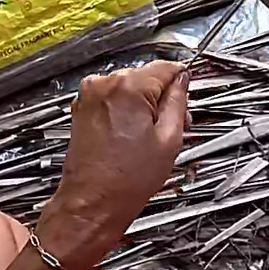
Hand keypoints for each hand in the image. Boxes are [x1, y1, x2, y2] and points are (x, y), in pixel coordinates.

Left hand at [35, 61, 189, 269]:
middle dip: (161, 97)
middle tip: (172, 126)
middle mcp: (104, 84)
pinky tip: (131, 137)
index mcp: (128, 88)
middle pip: (146, 77)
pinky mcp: (82, 108)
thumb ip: (178, 103)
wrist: (92, 202)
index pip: (165, 67)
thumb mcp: (169, 140)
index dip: (181, 81)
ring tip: (149, 137)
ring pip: (128, 87)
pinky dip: (124, 111)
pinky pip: (112, 99)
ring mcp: (89, 96)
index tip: (186, 91)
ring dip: (142, 104)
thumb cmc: (124, 181)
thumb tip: (182, 82)